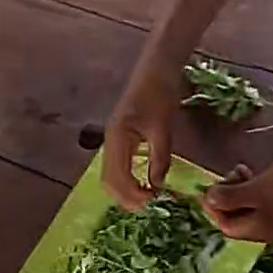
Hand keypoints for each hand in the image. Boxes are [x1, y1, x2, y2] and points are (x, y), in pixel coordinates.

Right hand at [103, 63, 184, 208]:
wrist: (157, 67)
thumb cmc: (160, 93)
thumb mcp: (163, 129)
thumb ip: (160, 160)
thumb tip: (158, 187)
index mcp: (118, 138)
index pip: (118, 178)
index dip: (134, 195)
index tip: (153, 199)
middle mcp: (110, 142)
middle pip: (109, 182)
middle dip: (127, 198)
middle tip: (149, 204)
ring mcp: (112, 141)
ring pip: (110, 177)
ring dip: (125, 192)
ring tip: (146, 197)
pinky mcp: (118, 140)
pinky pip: (116, 168)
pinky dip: (126, 182)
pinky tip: (142, 184)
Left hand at [202, 145, 272, 241]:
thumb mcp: (256, 189)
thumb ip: (230, 198)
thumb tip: (209, 200)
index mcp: (259, 231)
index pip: (227, 227)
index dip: (214, 209)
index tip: (208, 187)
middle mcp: (267, 228)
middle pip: (236, 218)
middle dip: (226, 197)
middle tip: (230, 174)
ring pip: (247, 206)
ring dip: (237, 189)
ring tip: (241, 169)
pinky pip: (260, 198)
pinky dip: (251, 186)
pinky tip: (251, 170)